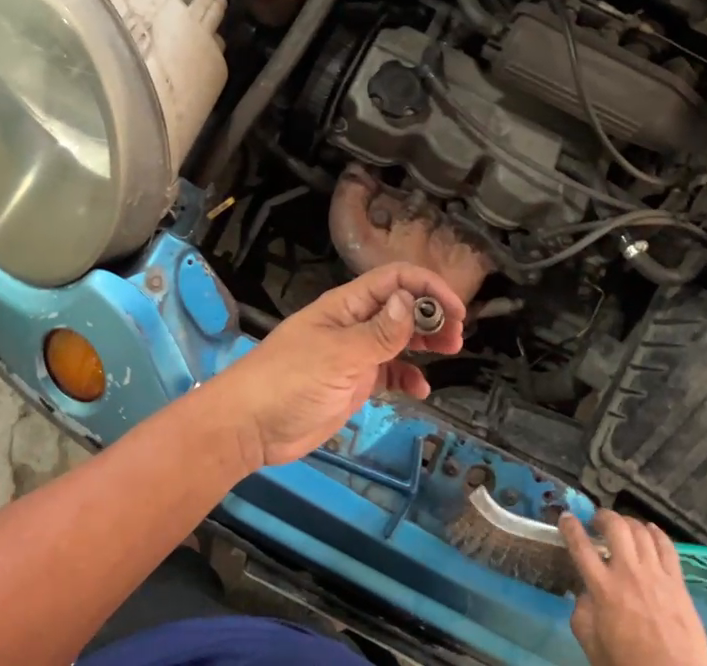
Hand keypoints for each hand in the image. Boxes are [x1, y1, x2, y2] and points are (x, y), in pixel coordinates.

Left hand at [205, 263, 464, 468]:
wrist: (249, 427)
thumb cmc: (289, 381)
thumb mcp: (340, 355)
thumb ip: (380, 332)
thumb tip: (411, 301)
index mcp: (346, 305)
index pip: (394, 280)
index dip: (427, 287)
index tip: (455, 309)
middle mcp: (353, 323)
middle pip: (401, 306)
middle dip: (431, 314)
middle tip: (456, 337)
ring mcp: (353, 353)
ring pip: (398, 338)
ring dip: (425, 342)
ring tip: (450, 352)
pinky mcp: (352, 382)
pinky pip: (388, 372)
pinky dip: (407, 377)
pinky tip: (420, 390)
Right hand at [559, 511, 706, 665]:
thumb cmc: (628, 664)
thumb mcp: (592, 644)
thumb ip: (582, 614)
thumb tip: (584, 594)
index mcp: (603, 589)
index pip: (581, 546)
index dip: (570, 527)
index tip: (565, 517)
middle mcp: (628, 573)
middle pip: (615, 527)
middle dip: (603, 516)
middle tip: (597, 521)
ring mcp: (656, 575)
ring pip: (641, 531)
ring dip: (628, 522)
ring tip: (623, 526)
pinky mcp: (678, 582)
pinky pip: (667, 547)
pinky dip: (656, 532)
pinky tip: (651, 530)